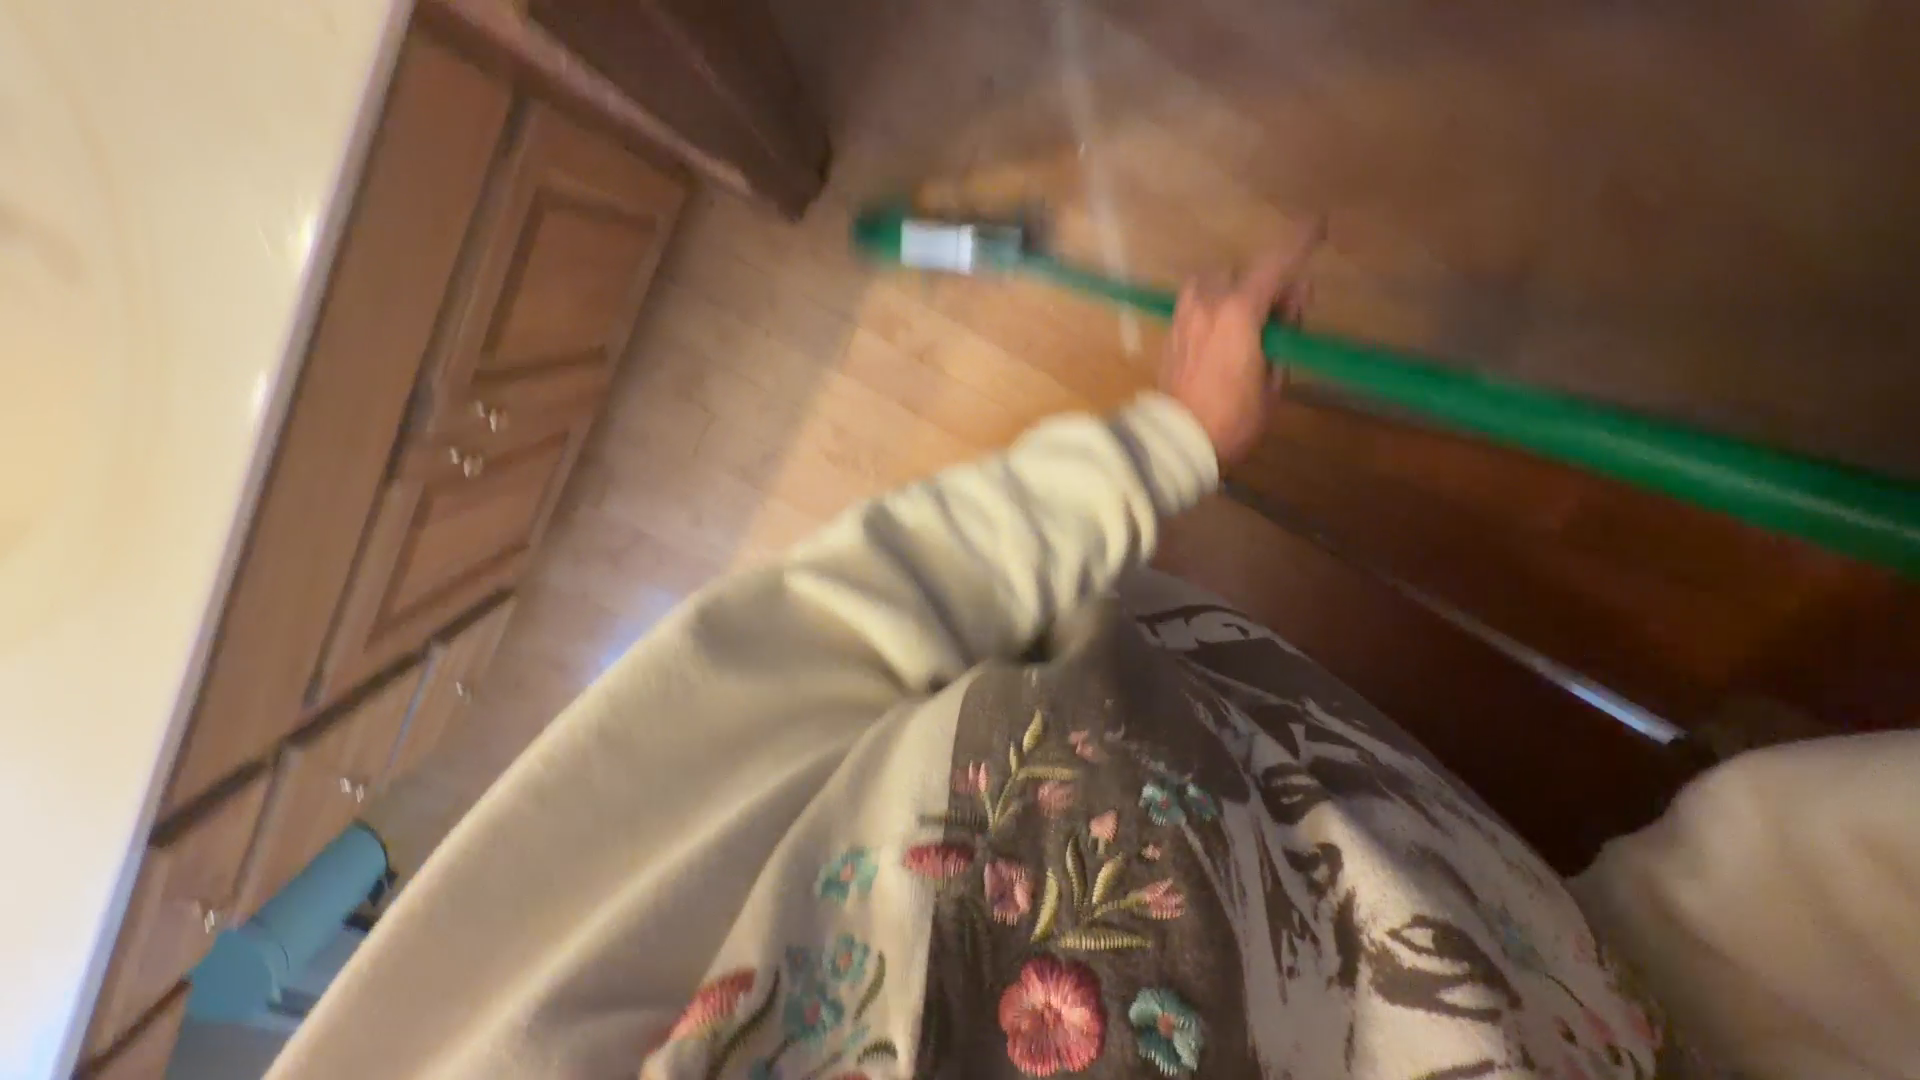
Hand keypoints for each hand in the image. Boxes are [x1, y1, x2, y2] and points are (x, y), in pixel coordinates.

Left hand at [1159, 221, 1322, 465]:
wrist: (1176, 441)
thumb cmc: (1232, 419)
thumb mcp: (1273, 383)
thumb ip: (1284, 336)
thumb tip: (1291, 305)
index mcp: (1237, 313)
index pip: (1275, 265)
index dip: (1300, 243)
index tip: (1319, 223)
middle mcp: (1206, 305)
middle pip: (1240, 272)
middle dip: (1263, 283)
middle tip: (1283, 314)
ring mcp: (1182, 318)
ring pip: (1211, 285)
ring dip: (1233, 293)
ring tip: (1249, 324)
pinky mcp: (1169, 335)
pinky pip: (1195, 306)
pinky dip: (1214, 309)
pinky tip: (1224, 337)